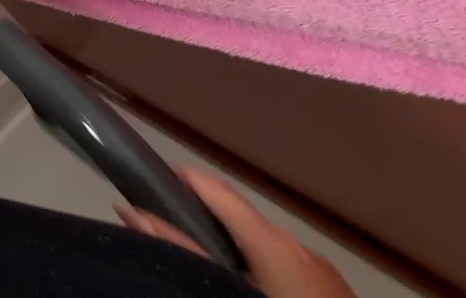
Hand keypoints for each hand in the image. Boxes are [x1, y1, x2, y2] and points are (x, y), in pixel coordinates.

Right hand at [117, 168, 355, 297]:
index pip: (217, 188)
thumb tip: (129, 209)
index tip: (146, 181)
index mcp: (273, 241)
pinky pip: (287, 264)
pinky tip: (248, 289)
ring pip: (264, 242)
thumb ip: (181, 250)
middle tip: (168, 230)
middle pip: (240, 216)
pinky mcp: (336, 290)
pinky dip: (260, 265)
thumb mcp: (224, 292)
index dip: (180, 179)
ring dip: (233, 244)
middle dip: (203, 218)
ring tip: (206, 265)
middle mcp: (299, 245)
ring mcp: (322, 269)